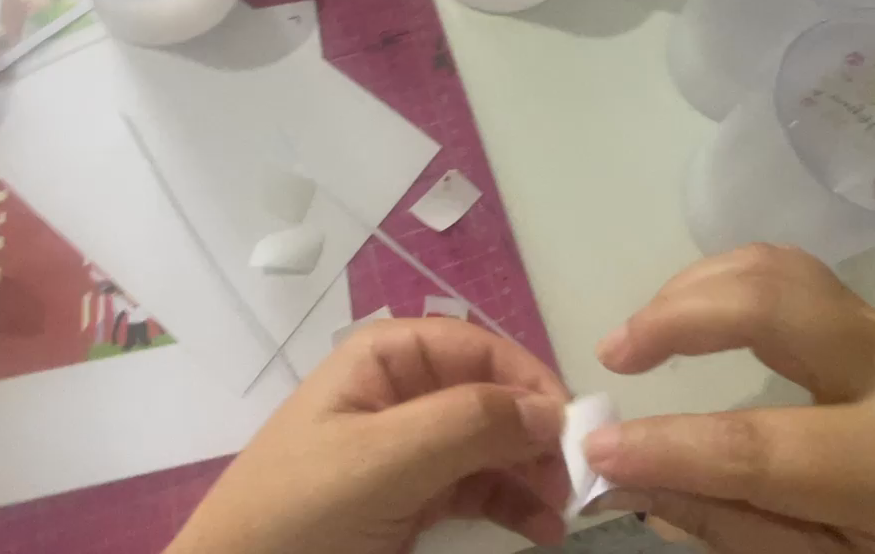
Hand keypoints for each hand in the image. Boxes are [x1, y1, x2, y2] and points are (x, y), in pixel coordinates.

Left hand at [168, 317, 571, 553]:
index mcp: (385, 358)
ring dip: (531, 470)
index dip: (524, 375)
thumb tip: (550, 408)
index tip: (568, 421)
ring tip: (565, 506)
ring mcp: (410, 449)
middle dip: (533, 430)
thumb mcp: (380, 461)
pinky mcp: (414, 499)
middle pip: (488, 394)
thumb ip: (464, 425)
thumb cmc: (300, 513)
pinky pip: (478, 487)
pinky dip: (514, 503)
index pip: (473, 347)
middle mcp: (403, 393)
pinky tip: (542, 526)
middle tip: (574, 475)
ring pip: (490, 442)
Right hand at [585, 245, 874, 553]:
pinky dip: (724, 280)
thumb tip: (627, 480)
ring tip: (643, 334)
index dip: (668, 445)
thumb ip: (728, 523)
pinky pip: (787, 272)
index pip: (760, 447)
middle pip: (772, 303)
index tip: (596, 445)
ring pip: (776, 267)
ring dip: (695, 287)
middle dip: (679, 318)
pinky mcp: (872, 321)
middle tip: (617, 353)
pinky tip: (692, 310)